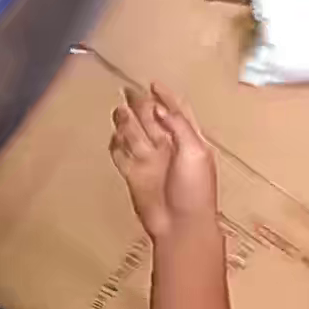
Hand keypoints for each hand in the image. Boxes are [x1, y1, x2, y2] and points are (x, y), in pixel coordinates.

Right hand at [109, 82, 217, 244]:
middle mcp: (167, 148)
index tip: (154, 84)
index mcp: (188, 140)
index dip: (166, 97)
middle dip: (141, 104)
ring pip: (134, 135)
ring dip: (126, 121)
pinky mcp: (134, 176)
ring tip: (118, 109)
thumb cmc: (195, 191)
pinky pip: (122, 157)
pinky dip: (116, 146)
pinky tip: (113, 136)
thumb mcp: (194, 152)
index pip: (176, 111)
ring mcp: (150, 162)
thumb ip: (177, 127)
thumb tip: (159, 108)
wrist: (180, 224)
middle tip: (128, 90)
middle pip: (151, 120)